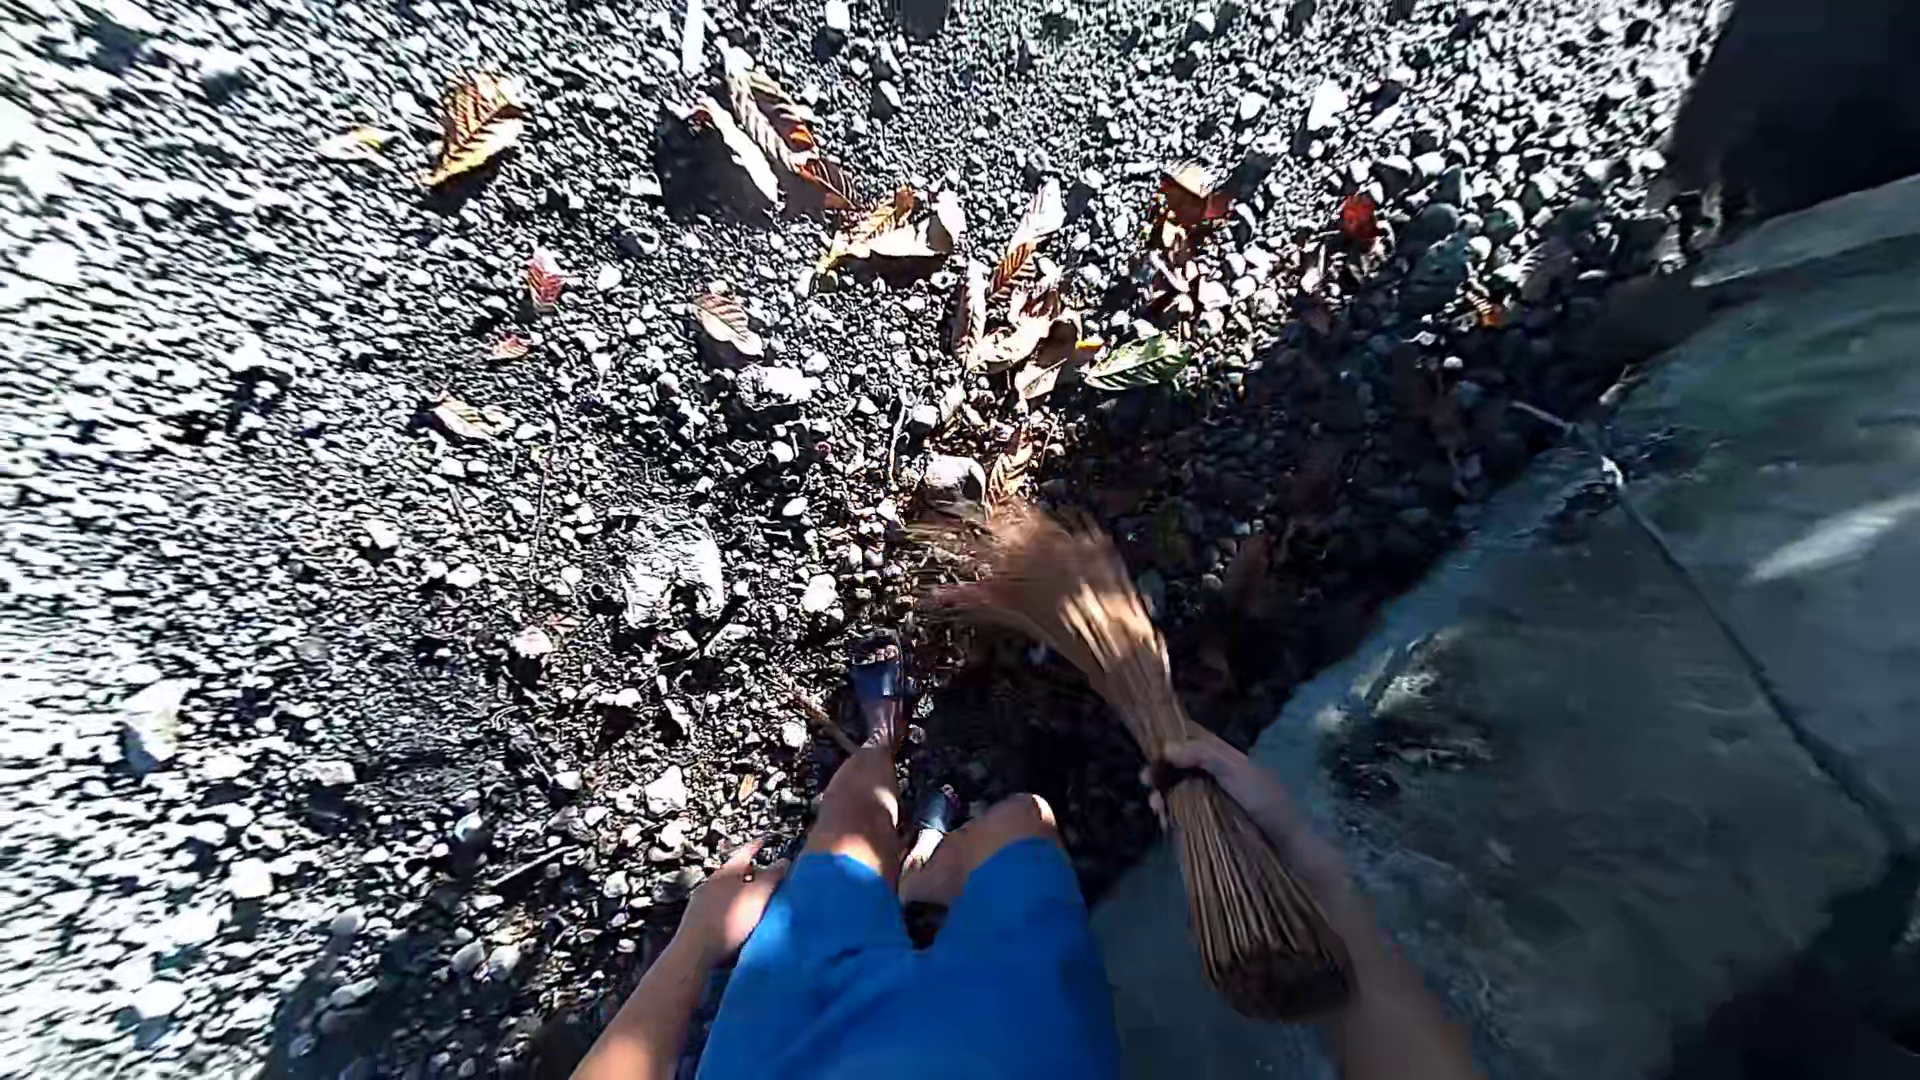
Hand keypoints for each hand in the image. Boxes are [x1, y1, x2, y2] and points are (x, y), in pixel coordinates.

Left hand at [671, 840, 787, 966]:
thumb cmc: (730, 920)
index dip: (756, 847)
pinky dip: (730, 913)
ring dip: (739, 897)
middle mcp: (710, 884)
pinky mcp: (694, 926)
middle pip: (734, 874)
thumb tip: (783, 862)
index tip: (763, 842)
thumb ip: (773, 876)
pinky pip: (717, 911)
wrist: (694, 955)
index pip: (744, 853)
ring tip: (754, 906)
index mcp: (726, 873)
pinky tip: (737, 925)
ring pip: (725, 894)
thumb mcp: (759, 895)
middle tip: (765, 881)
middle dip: (750, 876)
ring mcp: (699, 905)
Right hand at [1150, 727, 1347, 890]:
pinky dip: (1169, 815)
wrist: (1291, 850)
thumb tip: (1165, 749)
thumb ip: (1203, 754)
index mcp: (1222, 756)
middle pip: (1176, 764)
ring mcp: (1210, 800)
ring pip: (1175, 790)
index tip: (1151, 747)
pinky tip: (1165, 821)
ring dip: (1161, 794)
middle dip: (1159, 771)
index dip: (1168, 738)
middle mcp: (1213, 774)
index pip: (1189, 736)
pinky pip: (1181, 814)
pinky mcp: (1208, 824)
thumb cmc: (1266, 802)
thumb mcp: (1237, 770)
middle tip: (1146, 781)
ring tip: (1157, 807)